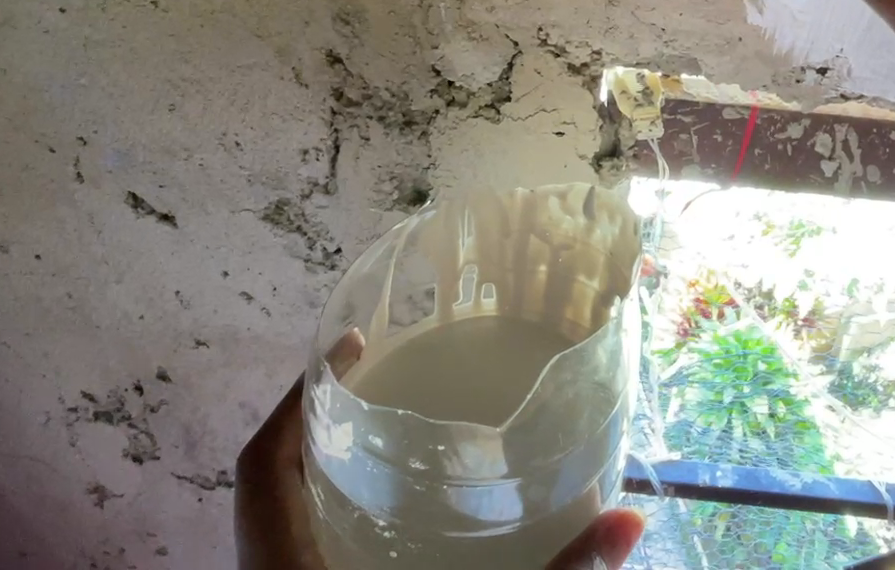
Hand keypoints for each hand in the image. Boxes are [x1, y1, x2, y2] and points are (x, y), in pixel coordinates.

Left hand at [234, 330, 644, 569]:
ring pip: (281, 523)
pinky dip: (334, 518)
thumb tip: (632, 524)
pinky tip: (390, 517)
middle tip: (386, 380)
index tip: (355, 346)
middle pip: (269, 483)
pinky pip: (301, 551)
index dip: (299, 396)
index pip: (262, 465)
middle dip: (319, 422)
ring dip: (323, 470)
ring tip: (387, 432)